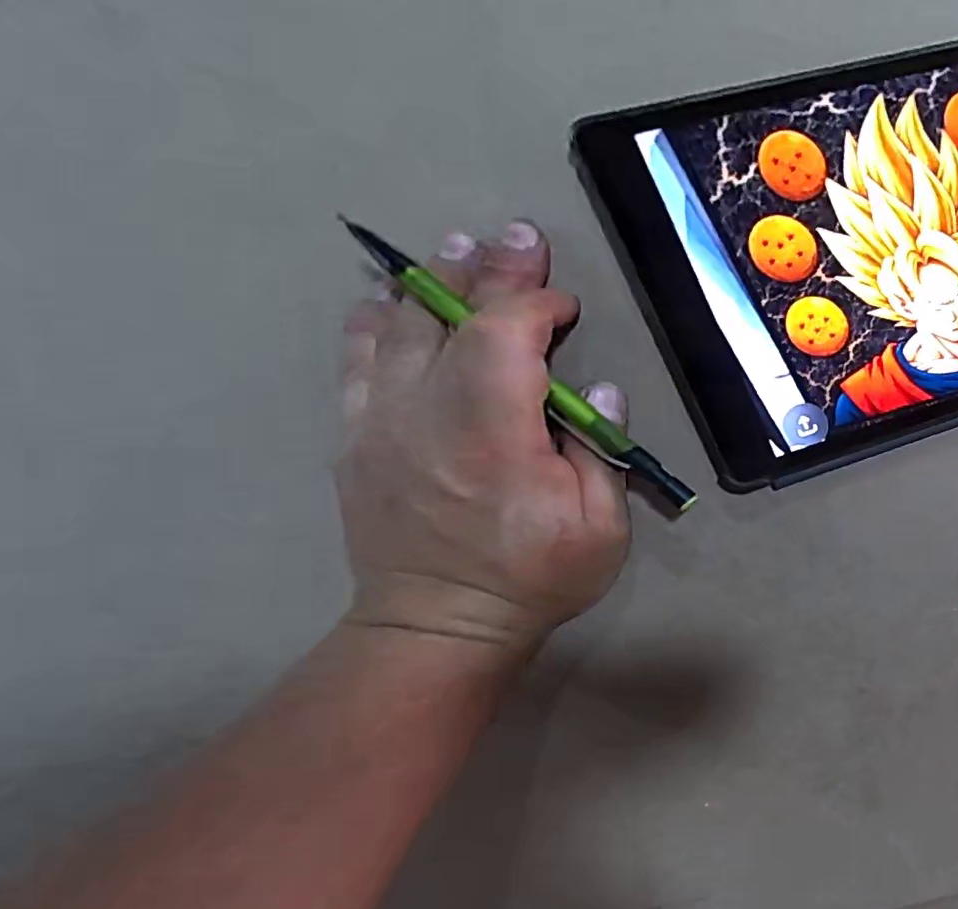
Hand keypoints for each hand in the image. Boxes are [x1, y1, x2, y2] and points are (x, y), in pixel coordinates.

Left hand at [336, 221, 629, 651]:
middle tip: (514, 235)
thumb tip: (597, 389)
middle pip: (453, 317)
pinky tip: (389, 299)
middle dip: (489, 271)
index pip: (506, 336)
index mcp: (495, 433)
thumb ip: (601, 453)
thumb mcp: (601, 528)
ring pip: (399, 327)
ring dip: (433, 281)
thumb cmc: (536, 577)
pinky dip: (376, 321)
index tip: (565, 305)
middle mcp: (429, 412)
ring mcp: (381, 421)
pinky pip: (357, 361)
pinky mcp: (357, 437)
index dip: (535, 304)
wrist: (439, 625)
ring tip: (457, 248)